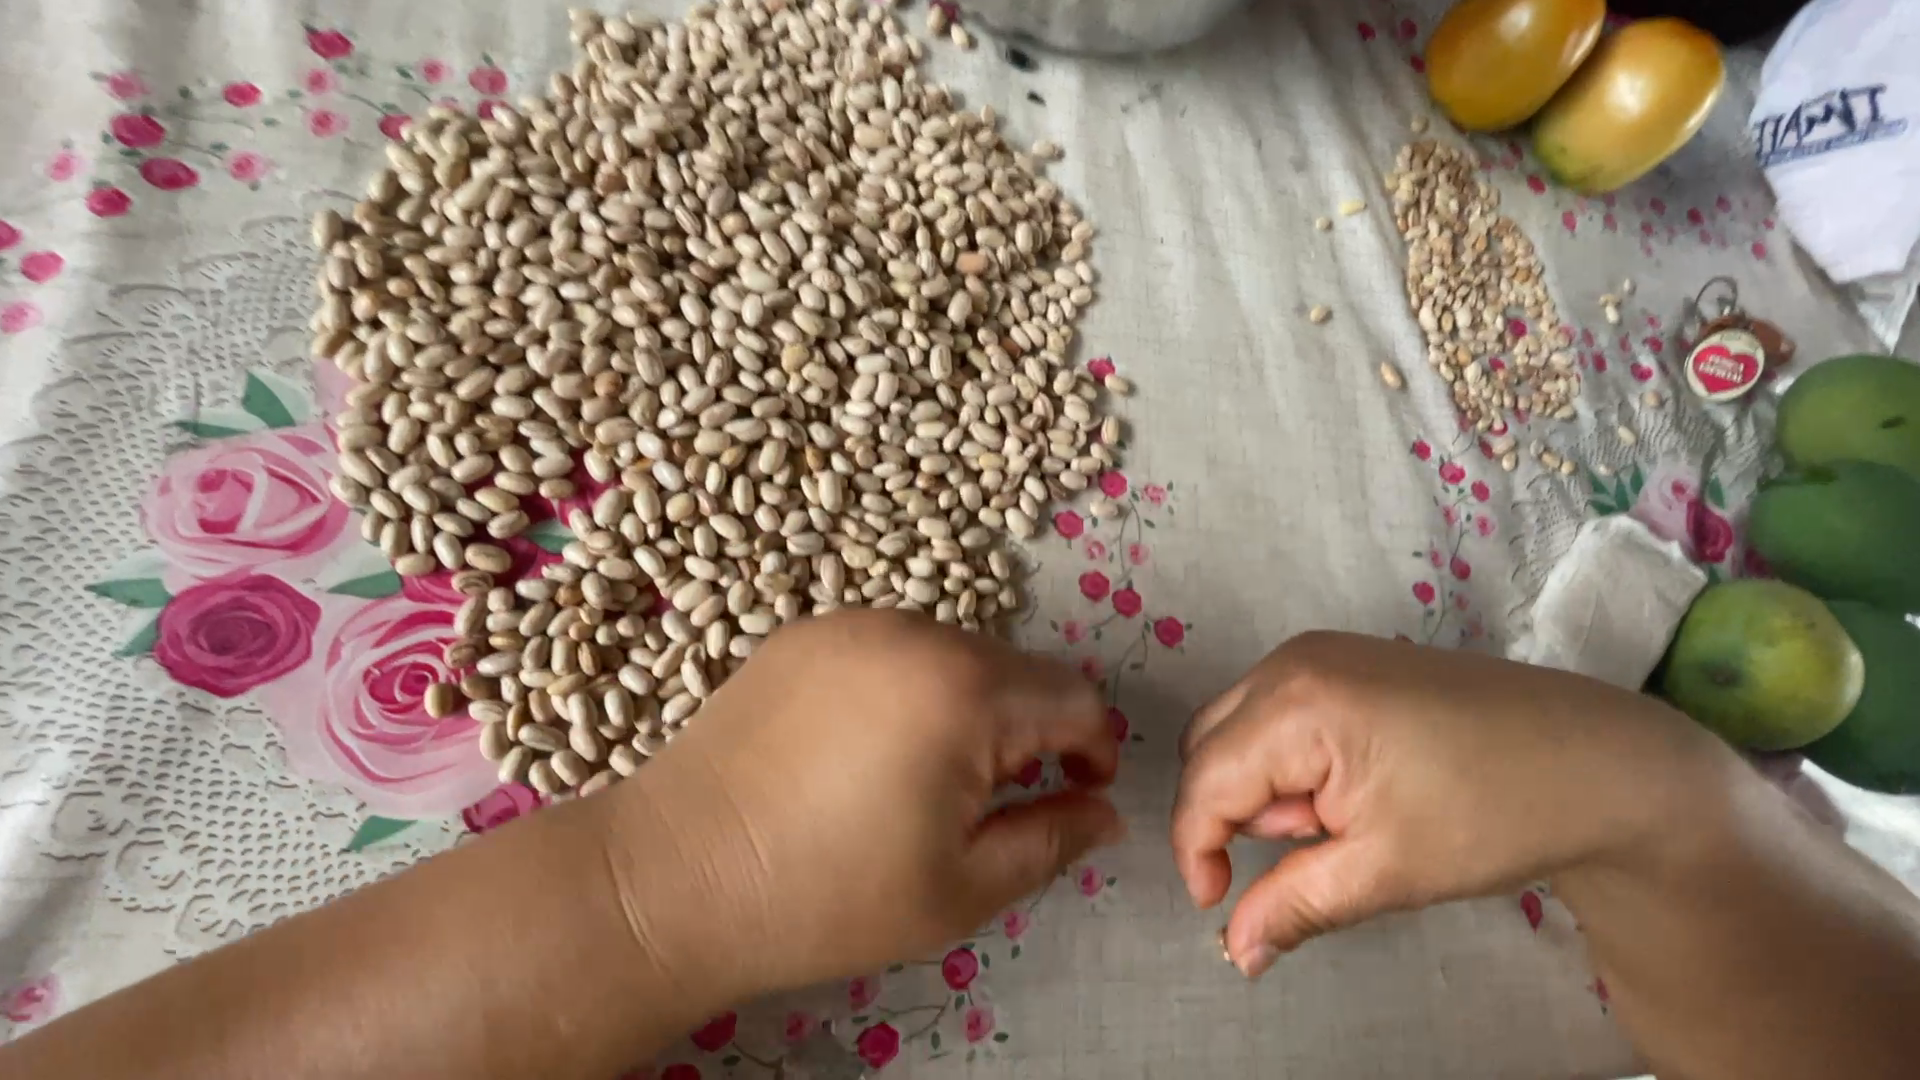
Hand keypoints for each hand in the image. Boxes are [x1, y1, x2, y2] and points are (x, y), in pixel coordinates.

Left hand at [604, 609, 1123, 1005]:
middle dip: (1027, 730)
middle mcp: (916, 631)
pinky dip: (907, 688)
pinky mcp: (807, 632)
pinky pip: (891, 649)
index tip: (1075, 793)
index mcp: (965, 689)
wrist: (675, 875)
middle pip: (1015, 671)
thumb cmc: (829, 894)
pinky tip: (863, 747)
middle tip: (988, 799)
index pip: (1074, 696)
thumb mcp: (962, 888)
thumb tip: (1105, 812)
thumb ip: (1052, 839)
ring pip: (954, 654)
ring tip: (920, 776)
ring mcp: (855, 622)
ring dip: (966, 706)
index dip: (1093, 748)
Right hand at [1171, 631, 1736, 977]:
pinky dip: (1283, 759)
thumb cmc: (1493, 813)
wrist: (1599, 759)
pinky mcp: (1332, 658)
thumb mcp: (1386, 872)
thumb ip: (1293, 905)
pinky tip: (1344, 784)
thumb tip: (1234, 951)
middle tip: (1308, 849)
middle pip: (1207, 746)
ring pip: (1233, 729)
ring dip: (1261, 785)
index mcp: (1296, 703)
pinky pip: (1267, 713)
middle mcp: (1288, 662)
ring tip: (1339, 817)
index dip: (1195, 846)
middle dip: (1234, 810)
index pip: (1205, 779)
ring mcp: (1310, 652)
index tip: (1216, 902)